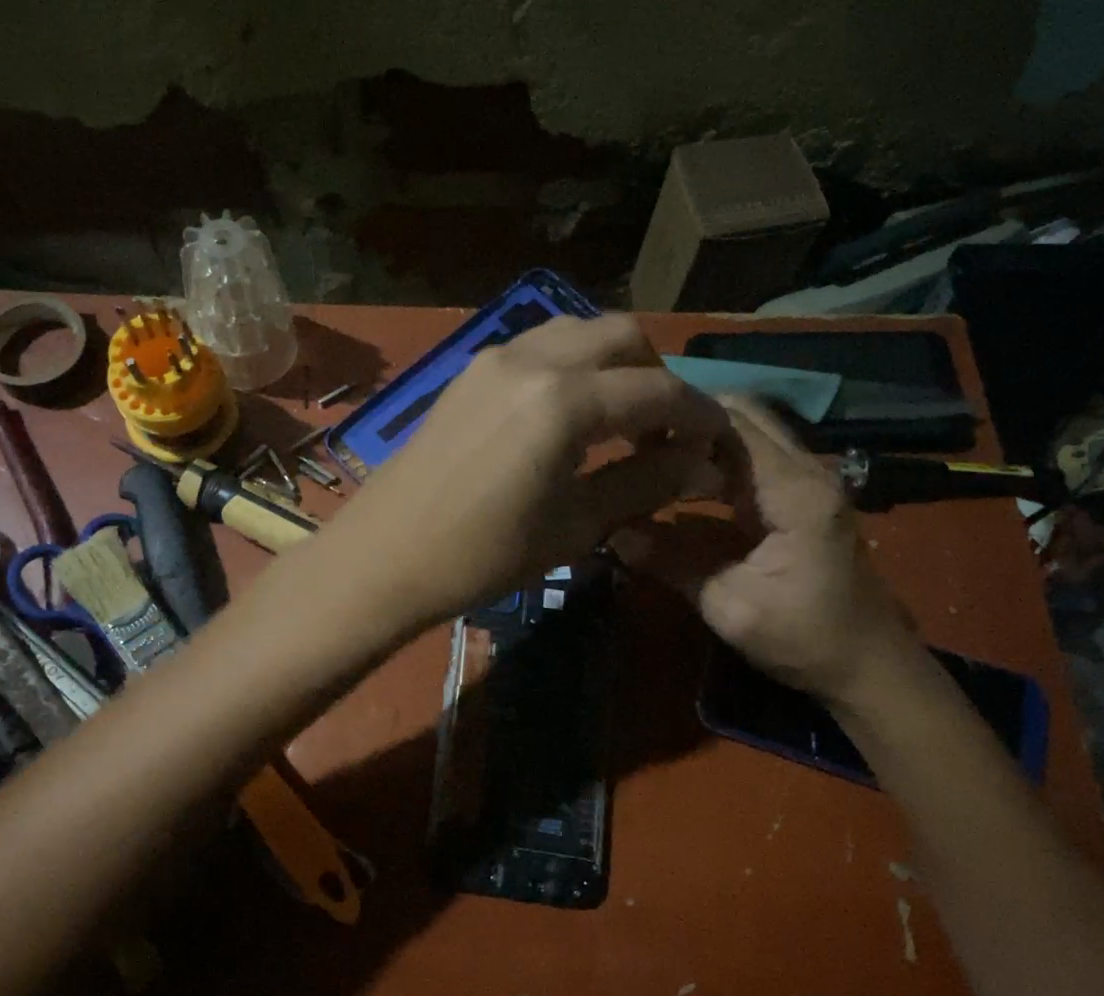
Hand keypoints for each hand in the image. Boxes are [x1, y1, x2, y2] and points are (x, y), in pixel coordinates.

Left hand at [320, 314, 727, 627]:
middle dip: (657, 376)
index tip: (718, 444)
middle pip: (621, 336)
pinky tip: (571, 416)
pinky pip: (539, 347)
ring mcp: (494, 357)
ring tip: (620, 422)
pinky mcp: (469, 370)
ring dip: (613, 365)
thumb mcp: (575, 525)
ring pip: (577, 332)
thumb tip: (701, 464)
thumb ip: (645, 483)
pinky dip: (572, 366)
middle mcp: (531, 358)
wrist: (385, 556)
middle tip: (665, 431)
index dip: (699, 416)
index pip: (657, 391)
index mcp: (563, 399)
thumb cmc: (483, 555)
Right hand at [613, 396, 920, 706]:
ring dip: (699, 437)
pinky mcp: (796, 497)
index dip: (680, 421)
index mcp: (795, 492)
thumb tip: (612, 533)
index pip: (733, 425)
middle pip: (743, 413)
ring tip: (648, 455)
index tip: (629, 435)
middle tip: (634, 441)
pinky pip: (750, 459)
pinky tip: (676, 482)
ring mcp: (805, 481)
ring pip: (746, 431)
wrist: (869, 668)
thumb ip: (672, 562)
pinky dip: (712, 460)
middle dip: (688, 419)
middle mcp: (806, 471)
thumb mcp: (730, 607)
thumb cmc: (805, 640)